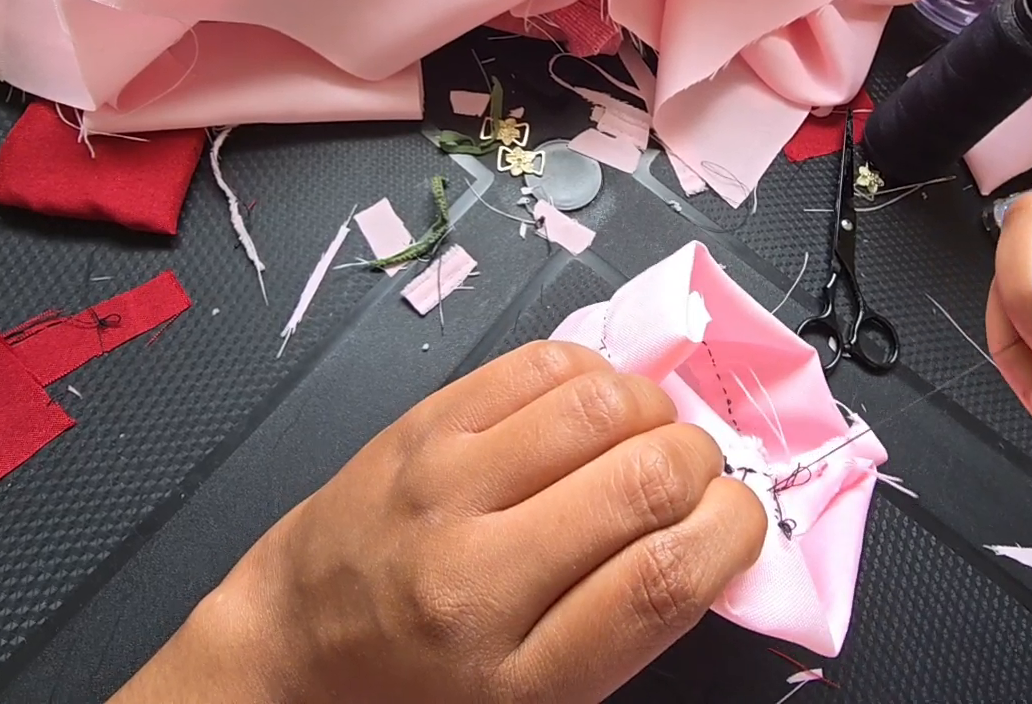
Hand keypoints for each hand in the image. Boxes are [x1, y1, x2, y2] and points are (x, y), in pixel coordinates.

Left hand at [113, 340, 766, 703]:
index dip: (730, 533)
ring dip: (654, 409)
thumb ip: (626, 619)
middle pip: (641, 479)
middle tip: (693, 472)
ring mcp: (445, 479)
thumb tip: (712, 523)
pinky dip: (595, 371)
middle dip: (700, 462)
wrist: (293, 640)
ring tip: (647, 431)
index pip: (660, 581)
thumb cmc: (424, 687)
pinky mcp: (426, 418)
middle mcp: (478, 570)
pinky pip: (542, 361)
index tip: (738, 518)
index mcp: (518, 675)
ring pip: (599, 404)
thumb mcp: (534, 698)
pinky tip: (593, 400)